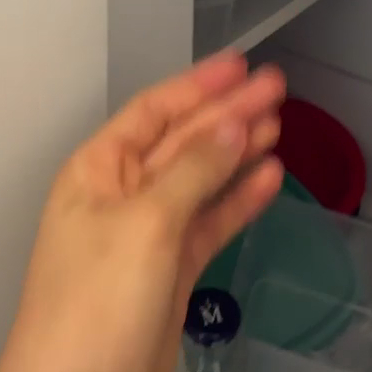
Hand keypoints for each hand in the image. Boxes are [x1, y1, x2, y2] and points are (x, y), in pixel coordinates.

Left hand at [0, 53, 285, 371]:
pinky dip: (239, 201)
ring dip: (239, 151)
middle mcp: (123, 193)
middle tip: (275, 86)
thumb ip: (193, 171)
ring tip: (278, 124)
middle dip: (229, 112)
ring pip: (202, 178)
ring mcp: (149, 233)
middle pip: (184, 139)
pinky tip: (268, 179)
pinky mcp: (171, 271)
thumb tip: (234, 126)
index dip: (200, 84)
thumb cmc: (93, 307)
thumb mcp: (145, 225)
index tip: (241, 64)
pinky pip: (210, 222)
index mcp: (100, 170)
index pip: (156, 109)